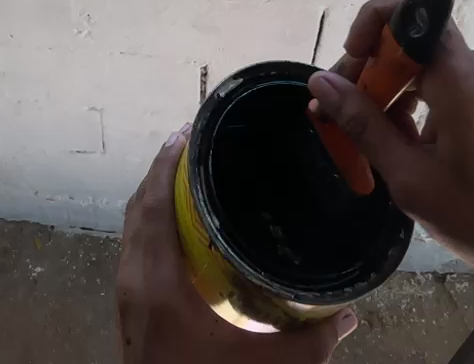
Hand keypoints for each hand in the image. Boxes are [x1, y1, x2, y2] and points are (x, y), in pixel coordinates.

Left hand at [116, 126, 359, 363]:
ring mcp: (125, 294)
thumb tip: (348, 315)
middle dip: (162, 171)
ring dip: (154, 196)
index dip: (166, 162)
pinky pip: (134, 247)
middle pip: (139, 207)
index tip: (188, 131)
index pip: (153, 202)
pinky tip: (179, 227)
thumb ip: (310, 341)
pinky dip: (151, 223)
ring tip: (188, 176)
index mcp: (156, 280)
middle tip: (195, 145)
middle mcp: (132, 279)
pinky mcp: (129, 309)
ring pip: (133, 227)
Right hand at [305, 0, 473, 289]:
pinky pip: (444, 85)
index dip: (370, 24)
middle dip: (368, 71)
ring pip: (423, 67)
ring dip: (389, 92)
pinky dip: (415, 104)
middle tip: (338, 114)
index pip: (409, 11)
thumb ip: (363, 124)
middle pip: (409, 43)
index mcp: (460, 77)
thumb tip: (320, 83)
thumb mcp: (410, 177)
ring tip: (366, 139)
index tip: (350, 65)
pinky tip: (402, 145)